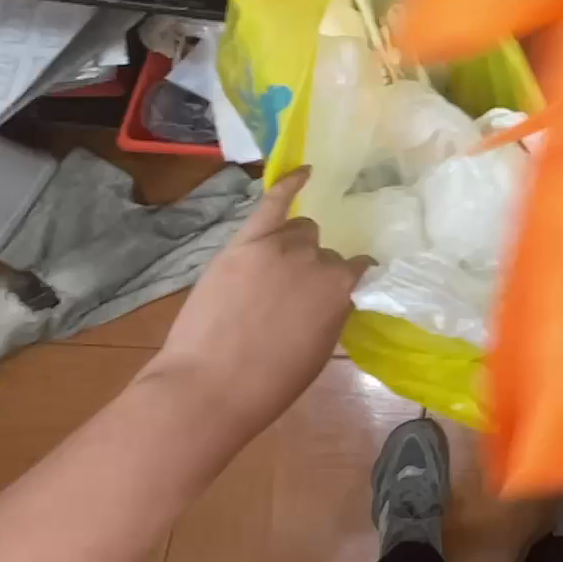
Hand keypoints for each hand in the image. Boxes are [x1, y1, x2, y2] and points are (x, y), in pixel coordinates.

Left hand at [138, 168, 367, 435]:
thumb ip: (334, 309)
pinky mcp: (244, 243)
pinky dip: (290, 184)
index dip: (346, 282)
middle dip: (315, 270)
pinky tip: (305, 172)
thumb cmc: (270, 382)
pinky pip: (274, 203)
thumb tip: (333, 293)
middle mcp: (318, 259)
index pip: (356, 268)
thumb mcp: (321, 347)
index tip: (335, 295)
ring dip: (295, 246)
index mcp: (342, 287)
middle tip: (292, 297)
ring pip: (300, 231)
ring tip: (274, 272)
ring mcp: (279, 247)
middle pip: (325, 252)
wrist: (206, 390)